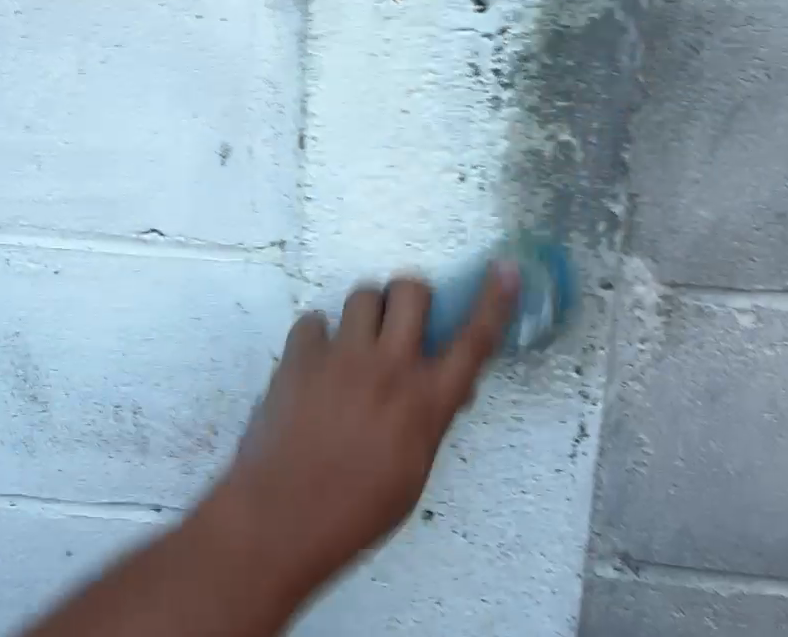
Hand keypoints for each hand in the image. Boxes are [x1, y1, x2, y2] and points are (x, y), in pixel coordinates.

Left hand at [194, 267, 518, 595]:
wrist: (281, 518)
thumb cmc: (357, 510)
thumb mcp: (413, 472)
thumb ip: (429, 420)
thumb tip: (448, 389)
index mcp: (427, 402)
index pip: (474, 341)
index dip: (495, 300)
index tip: (505, 269)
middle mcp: (390, 367)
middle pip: (412, 290)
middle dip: (411, 297)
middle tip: (400, 322)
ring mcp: (342, 356)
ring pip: (363, 294)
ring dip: (366, 314)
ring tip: (355, 344)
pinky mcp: (299, 355)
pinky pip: (313, 320)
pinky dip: (317, 336)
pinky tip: (314, 365)